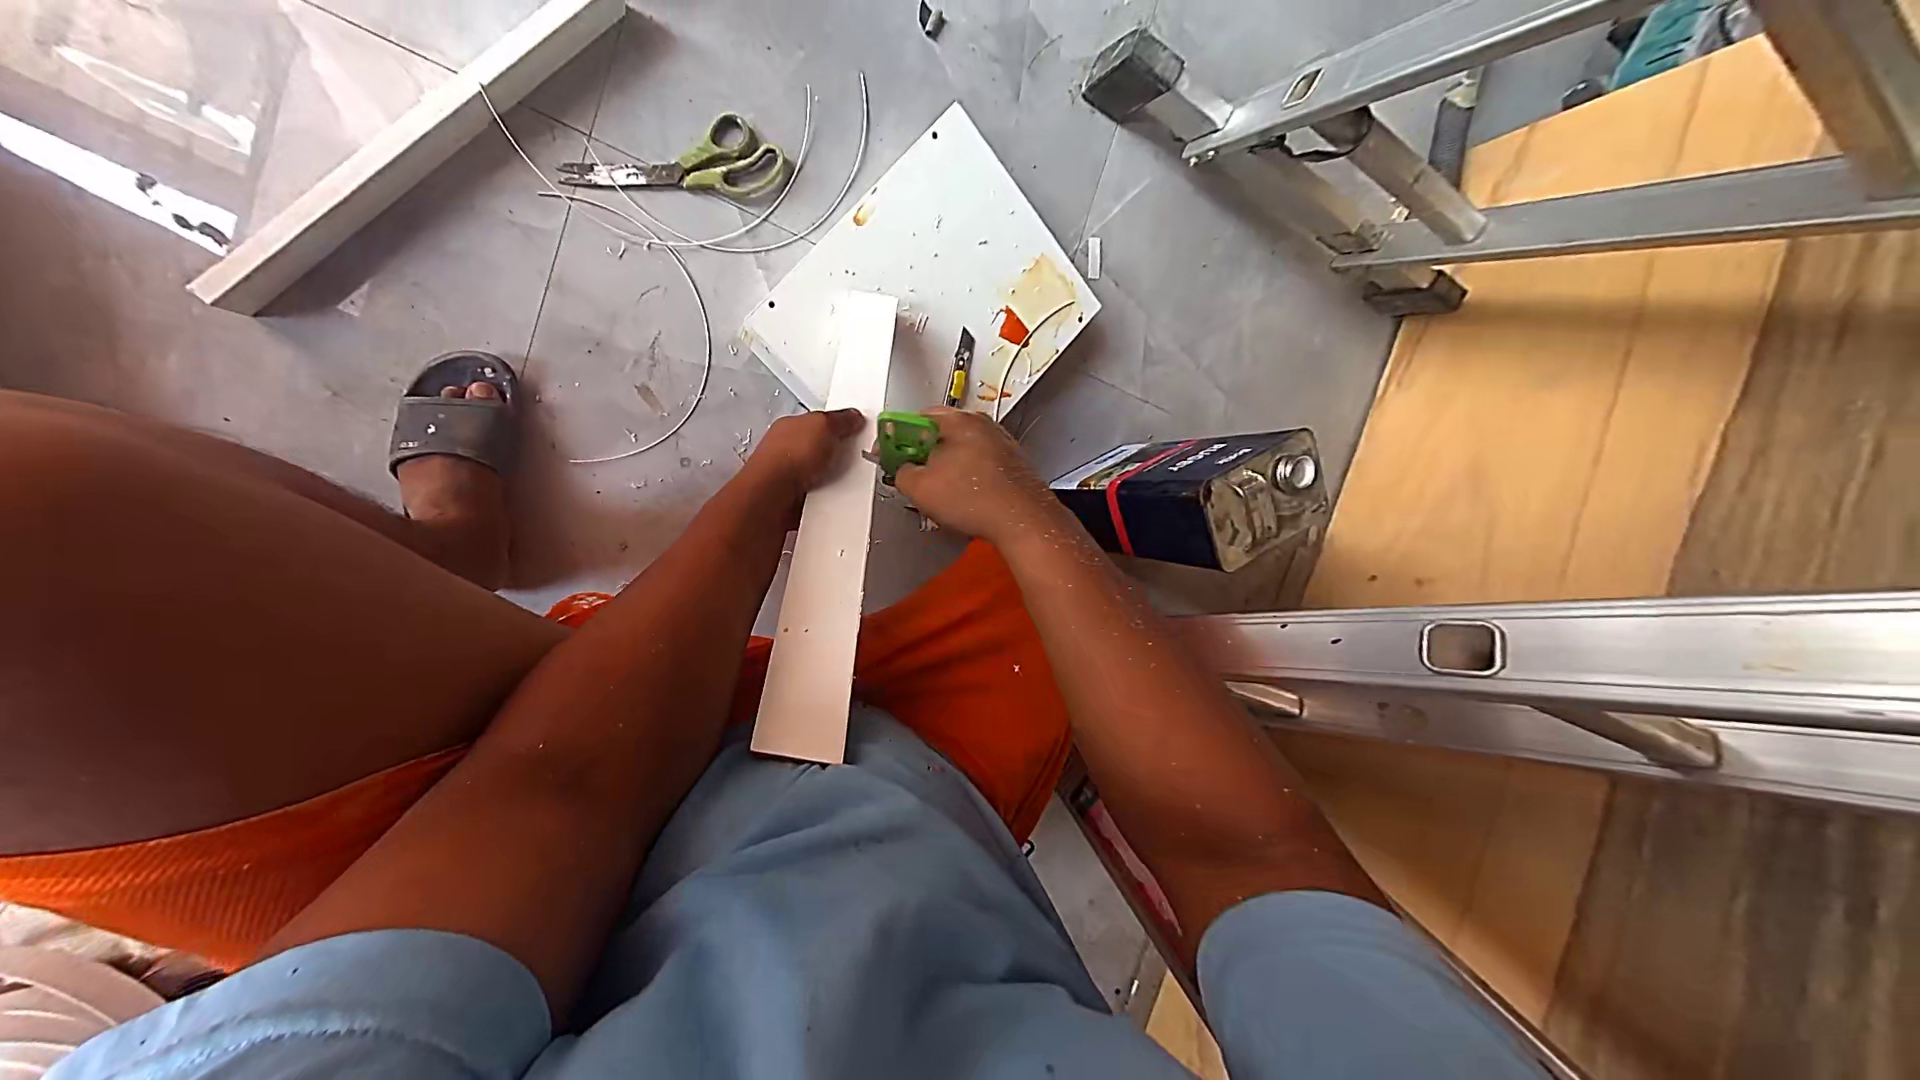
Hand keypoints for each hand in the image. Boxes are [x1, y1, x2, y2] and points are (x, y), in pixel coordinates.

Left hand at [745, 408, 864, 508]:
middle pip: (822, 450)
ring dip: (835, 477)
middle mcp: (787, 450)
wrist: (773, 495)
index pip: (819, 422)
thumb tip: (852, 416)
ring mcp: (789, 475)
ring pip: (823, 474)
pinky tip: (830, 494)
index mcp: (790, 426)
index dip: (839, 426)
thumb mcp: (823, 424)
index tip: (857, 431)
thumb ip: (840, 419)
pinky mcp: (795, 499)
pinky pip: (821, 494)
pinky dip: (829, 495)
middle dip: (839, 455)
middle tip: (851, 457)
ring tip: (840, 478)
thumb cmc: (789, 456)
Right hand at [893, 407, 1061, 544]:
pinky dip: (967, 482)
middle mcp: (982, 426)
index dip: (895, 438)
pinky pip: (979, 469)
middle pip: (939, 435)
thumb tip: (902, 472)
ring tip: (941, 497)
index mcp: (958, 420)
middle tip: (914, 478)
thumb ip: (901, 472)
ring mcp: (1000, 445)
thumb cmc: (983, 499)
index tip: (889, 452)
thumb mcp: (919, 488)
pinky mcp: (1010, 467)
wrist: (1024, 521)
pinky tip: (964, 503)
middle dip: (923, 457)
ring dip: (946, 472)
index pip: (914, 417)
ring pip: (960, 453)